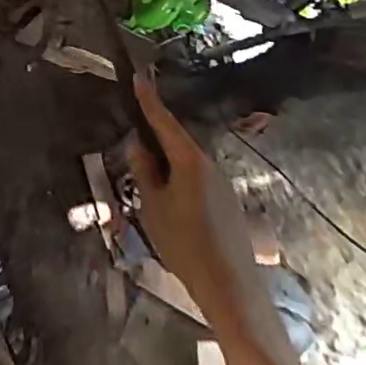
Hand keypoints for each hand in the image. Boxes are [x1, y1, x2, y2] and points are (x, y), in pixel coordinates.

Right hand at [126, 73, 272, 323]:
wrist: (230, 287)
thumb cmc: (185, 244)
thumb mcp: (153, 207)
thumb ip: (144, 172)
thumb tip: (138, 145)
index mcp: (189, 160)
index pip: (164, 122)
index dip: (149, 100)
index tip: (139, 76)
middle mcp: (208, 164)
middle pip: (176, 142)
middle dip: (156, 137)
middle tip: (134, 134)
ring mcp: (220, 183)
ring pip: (186, 163)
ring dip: (167, 164)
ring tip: (147, 181)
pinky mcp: (226, 202)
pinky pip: (196, 180)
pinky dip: (179, 181)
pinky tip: (170, 204)